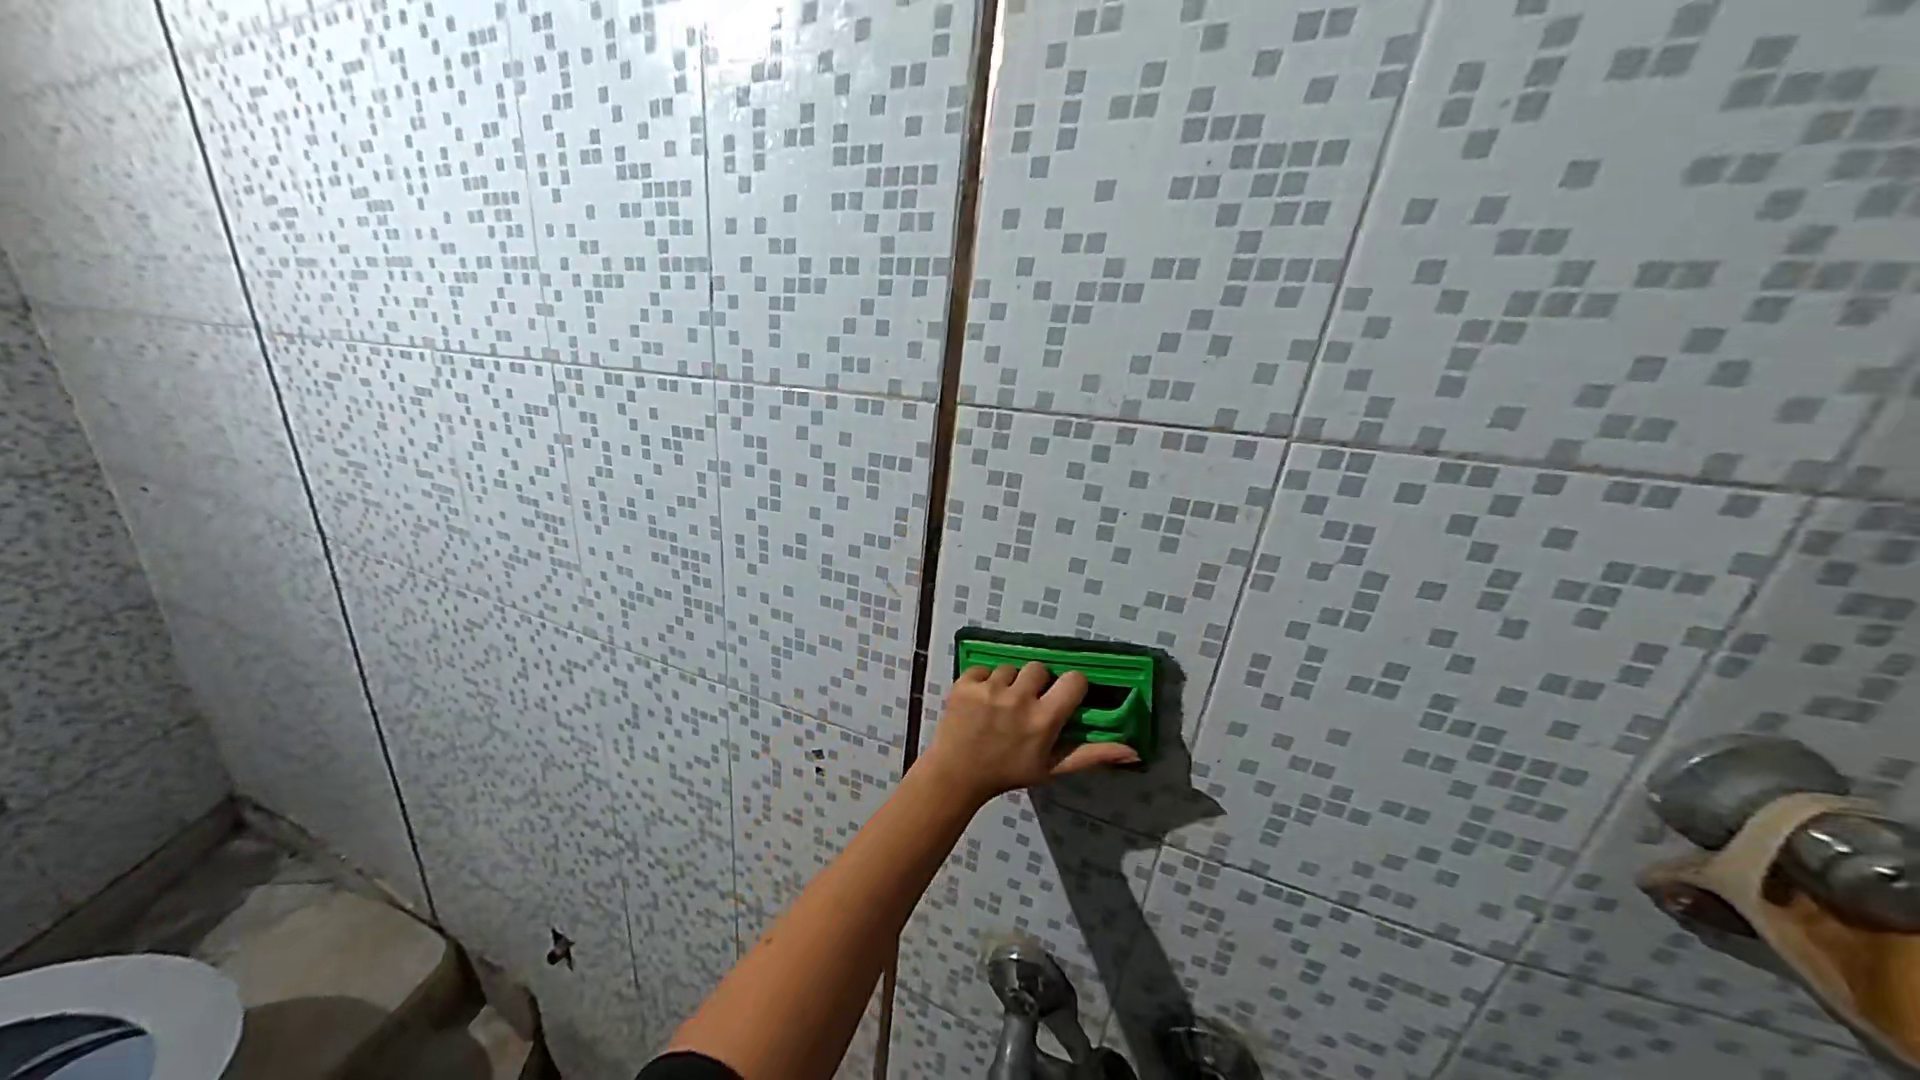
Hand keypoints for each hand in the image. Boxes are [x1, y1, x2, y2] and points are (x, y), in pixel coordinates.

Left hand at [918, 662, 1141, 806]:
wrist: (957, 775)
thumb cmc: (1009, 772)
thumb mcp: (1052, 767)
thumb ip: (1092, 755)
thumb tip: (1133, 752)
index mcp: (1044, 720)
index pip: (1074, 680)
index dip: (1070, 686)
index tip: (1060, 697)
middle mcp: (1019, 699)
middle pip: (1040, 669)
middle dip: (1035, 684)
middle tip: (1025, 704)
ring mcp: (989, 690)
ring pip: (1010, 668)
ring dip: (1007, 684)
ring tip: (999, 707)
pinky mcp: (965, 684)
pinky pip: (983, 669)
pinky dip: (982, 682)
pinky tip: (979, 704)